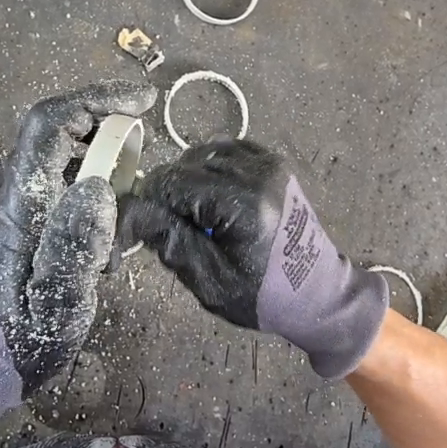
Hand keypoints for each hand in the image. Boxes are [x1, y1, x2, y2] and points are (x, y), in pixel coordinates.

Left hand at [0, 80, 157, 447]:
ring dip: (101, 159)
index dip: (96, 101)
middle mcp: (11, 191)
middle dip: (105, 126)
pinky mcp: (21, 215)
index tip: (142, 102)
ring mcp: (14, 201)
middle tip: (142, 150)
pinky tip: (108, 225)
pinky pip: (60, 179)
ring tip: (129, 195)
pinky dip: (92, 184)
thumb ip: (76, 246)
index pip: (51, 125)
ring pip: (61, 154)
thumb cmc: (15, 339)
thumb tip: (99, 184)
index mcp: (18, 203)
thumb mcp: (55, 304)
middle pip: (57, 130)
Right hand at [122, 139, 386, 378]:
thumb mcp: (208, 280)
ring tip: (200, 217)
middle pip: (186, 165)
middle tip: (179, 230)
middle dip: (171, 194)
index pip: (172, 181)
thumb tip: (127, 211)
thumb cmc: (263, 296)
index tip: (148, 228)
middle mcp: (257, 173)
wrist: (319, 293)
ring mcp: (269, 163)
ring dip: (191, 181)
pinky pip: (227, 150)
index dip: (151, 202)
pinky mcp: (274, 162)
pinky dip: (212, 169)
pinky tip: (216, 197)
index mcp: (243, 204)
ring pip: (204, 154)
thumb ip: (167, 239)